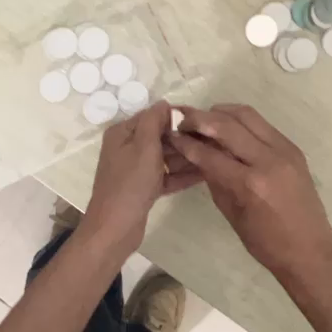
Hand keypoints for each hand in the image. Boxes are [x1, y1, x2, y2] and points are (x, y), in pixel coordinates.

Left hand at [79, 102, 201, 253]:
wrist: (116, 228)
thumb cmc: (130, 183)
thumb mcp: (144, 146)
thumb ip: (154, 121)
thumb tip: (164, 103)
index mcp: (122, 133)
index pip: (153, 117)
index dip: (177, 118)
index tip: (203, 121)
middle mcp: (127, 148)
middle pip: (161, 137)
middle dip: (185, 139)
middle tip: (215, 140)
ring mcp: (135, 170)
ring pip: (165, 158)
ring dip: (187, 157)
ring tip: (216, 155)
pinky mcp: (143, 189)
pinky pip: (166, 176)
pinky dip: (182, 175)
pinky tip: (206, 174)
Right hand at [169, 104, 331, 282]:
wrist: (310, 251)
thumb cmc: (266, 243)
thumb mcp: (231, 213)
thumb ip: (214, 179)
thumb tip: (197, 154)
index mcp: (250, 184)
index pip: (209, 154)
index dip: (186, 142)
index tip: (170, 134)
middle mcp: (268, 160)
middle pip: (226, 125)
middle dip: (199, 119)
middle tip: (182, 121)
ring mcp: (284, 151)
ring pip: (246, 115)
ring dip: (221, 113)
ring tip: (203, 119)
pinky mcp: (293, 148)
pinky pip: (262, 125)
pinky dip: (240, 121)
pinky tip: (226, 127)